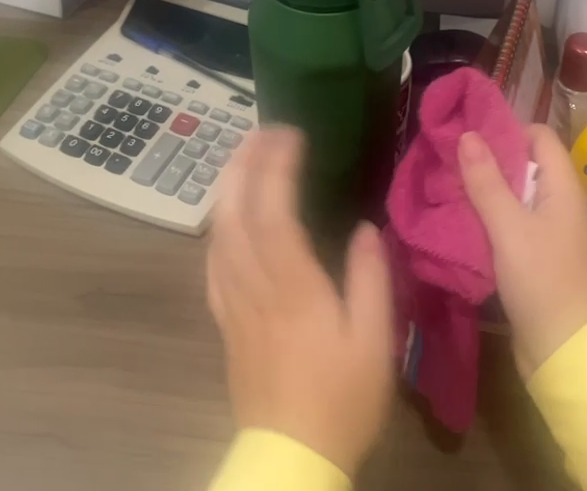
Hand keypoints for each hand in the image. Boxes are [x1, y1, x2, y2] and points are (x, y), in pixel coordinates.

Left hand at [206, 126, 393, 475]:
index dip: (276, 167)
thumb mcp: (374, 341)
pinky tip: (223, 218)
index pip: (274, 211)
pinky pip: (212, 264)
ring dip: (227, 188)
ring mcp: (234, 304)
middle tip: (261, 130)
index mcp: (293, 287)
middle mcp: (255, 287)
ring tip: (241, 157)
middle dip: (244, 164)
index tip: (290, 133)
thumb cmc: (342, 398)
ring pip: (218, 235)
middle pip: (236, 214)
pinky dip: (217, 229)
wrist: (292, 457)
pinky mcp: (226, 322)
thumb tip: (365, 227)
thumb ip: (370, 279)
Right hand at [458, 122, 586, 376]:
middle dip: (489, 161)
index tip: (471, 135)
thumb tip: (468, 135)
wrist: (570, 351)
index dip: (508, 129)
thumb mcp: (509, 227)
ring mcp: (552, 234)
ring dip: (487, 194)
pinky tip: (463, 225)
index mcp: (563, 188)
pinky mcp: (540, 260)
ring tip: (448, 190)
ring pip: (516, 199)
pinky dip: (491, 222)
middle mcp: (560, 205)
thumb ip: (487, 182)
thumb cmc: (544, 280)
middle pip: (526, 166)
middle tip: (450, 161)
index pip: (540, 137)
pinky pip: (513, 227)